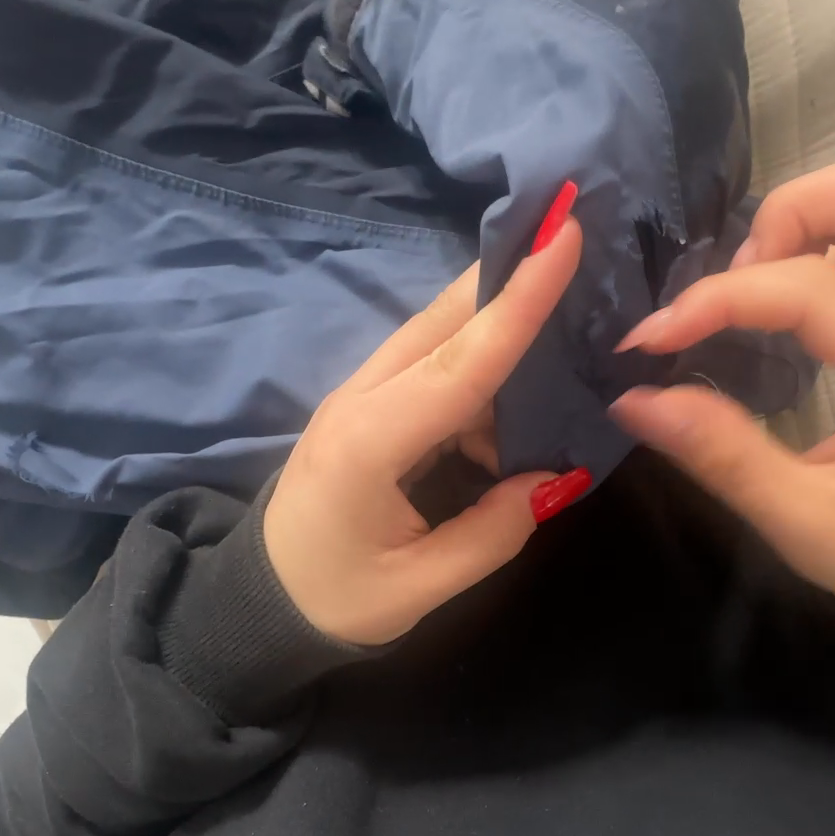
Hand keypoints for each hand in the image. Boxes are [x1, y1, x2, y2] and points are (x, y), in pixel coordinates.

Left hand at [264, 190, 588, 644]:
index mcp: (370, 445)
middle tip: (571, 237)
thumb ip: (494, 532)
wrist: (263, 599)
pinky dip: (482, 374)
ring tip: (567, 330)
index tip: (561, 235)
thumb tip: (557, 476)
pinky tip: (519, 400)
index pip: (459, 364)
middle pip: (443, 324)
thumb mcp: (420, 586)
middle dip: (507, 278)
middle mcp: (360, 401)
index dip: (517, 303)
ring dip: (499, 328)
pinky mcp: (367, 406)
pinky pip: (433, 370)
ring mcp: (358, 397)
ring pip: (438, 340)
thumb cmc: (334, 600)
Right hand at [609, 153, 834, 613]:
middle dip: (797, 212)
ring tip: (752, 286)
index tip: (651, 340)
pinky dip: (820, 241)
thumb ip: (718, 452)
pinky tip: (774, 301)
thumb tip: (631, 398)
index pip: (815, 287)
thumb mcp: (796, 520)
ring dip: (813, 217)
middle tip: (736, 282)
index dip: (719, 298)